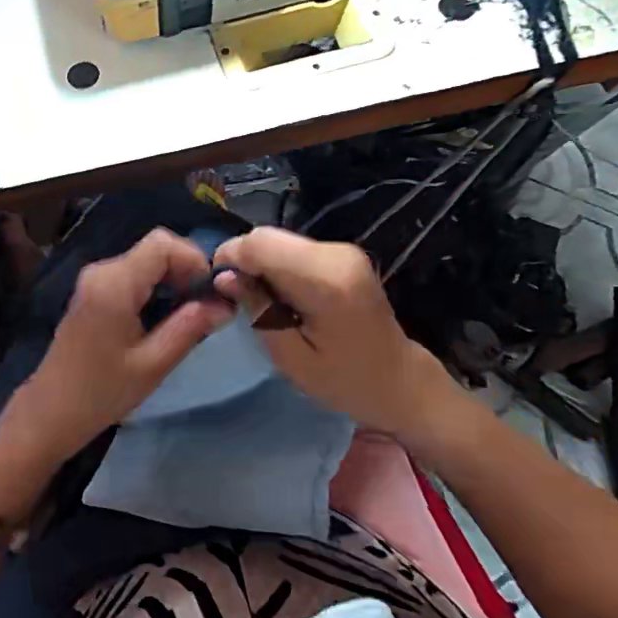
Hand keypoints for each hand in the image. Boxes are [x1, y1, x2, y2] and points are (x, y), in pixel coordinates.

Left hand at [0, 229, 233, 477]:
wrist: (50, 412)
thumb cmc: (102, 391)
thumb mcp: (154, 363)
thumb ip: (190, 327)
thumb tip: (225, 304)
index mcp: (114, 283)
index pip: (162, 244)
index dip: (194, 259)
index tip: (211, 292)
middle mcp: (102, 271)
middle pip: (155, 248)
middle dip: (186, 270)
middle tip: (205, 306)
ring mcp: (95, 279)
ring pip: (146, 260)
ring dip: (172, 279)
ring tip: (190, 314)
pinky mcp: (93, 291)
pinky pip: (133, 274)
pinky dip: (155, 286)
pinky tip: (165, 317)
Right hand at [212, 227, 458, 436]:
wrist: (399, 381)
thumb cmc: (345, 381)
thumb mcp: (290, 357)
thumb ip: (258, 310)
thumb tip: (224, 277)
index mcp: (326, 280)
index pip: (261, 244)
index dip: (231, 257)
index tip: (217, 286)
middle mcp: (337, 253)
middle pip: (268, 236)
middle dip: (244, 261)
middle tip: (237, 298)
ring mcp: (343, 249)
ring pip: (279, 240)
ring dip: (260, 264)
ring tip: (259, 301)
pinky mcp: (343, 253)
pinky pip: (294, 248)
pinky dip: (278, 266)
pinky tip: (281, 296)